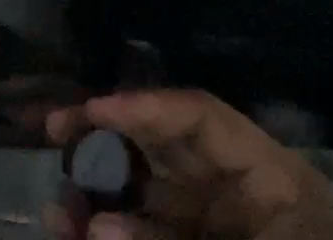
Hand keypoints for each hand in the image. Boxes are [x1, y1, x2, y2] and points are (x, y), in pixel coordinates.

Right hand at [45, 91, 332, 239]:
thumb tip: (95, 226)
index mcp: (277, 183)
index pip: (202, 118)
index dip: (144, 106)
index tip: (89, 111)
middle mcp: (243, 198)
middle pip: (164, 147)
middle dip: (107, 139)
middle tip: (55, 134)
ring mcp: (219, 232)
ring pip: (145, 197)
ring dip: (98, 198)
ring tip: (60, 214)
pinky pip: (145, 234)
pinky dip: (109, 232)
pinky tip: (72, 233)